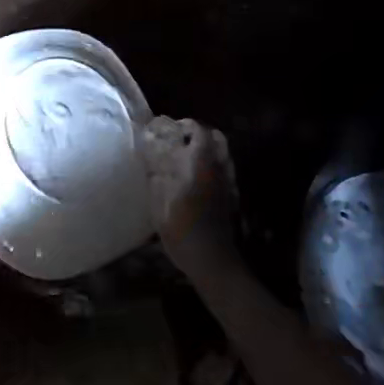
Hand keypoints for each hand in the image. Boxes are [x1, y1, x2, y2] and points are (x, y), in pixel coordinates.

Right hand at [140, 116, 237, 274]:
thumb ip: (156, 178)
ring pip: (223, 153)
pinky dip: (214, 165)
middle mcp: (216, 167)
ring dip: (208, 148)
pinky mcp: (231, 195)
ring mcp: (227, 181)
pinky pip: (225, 169)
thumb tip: (152, 163)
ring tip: (190, 157)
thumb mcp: (159, 203)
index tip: (171, 130)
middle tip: (182, 140)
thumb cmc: (182, 229)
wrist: (211, 258)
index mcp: (199, 163)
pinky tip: (200, 178)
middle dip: (200, 133)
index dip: (186, 125)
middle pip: (216, 137)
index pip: (198, 130)